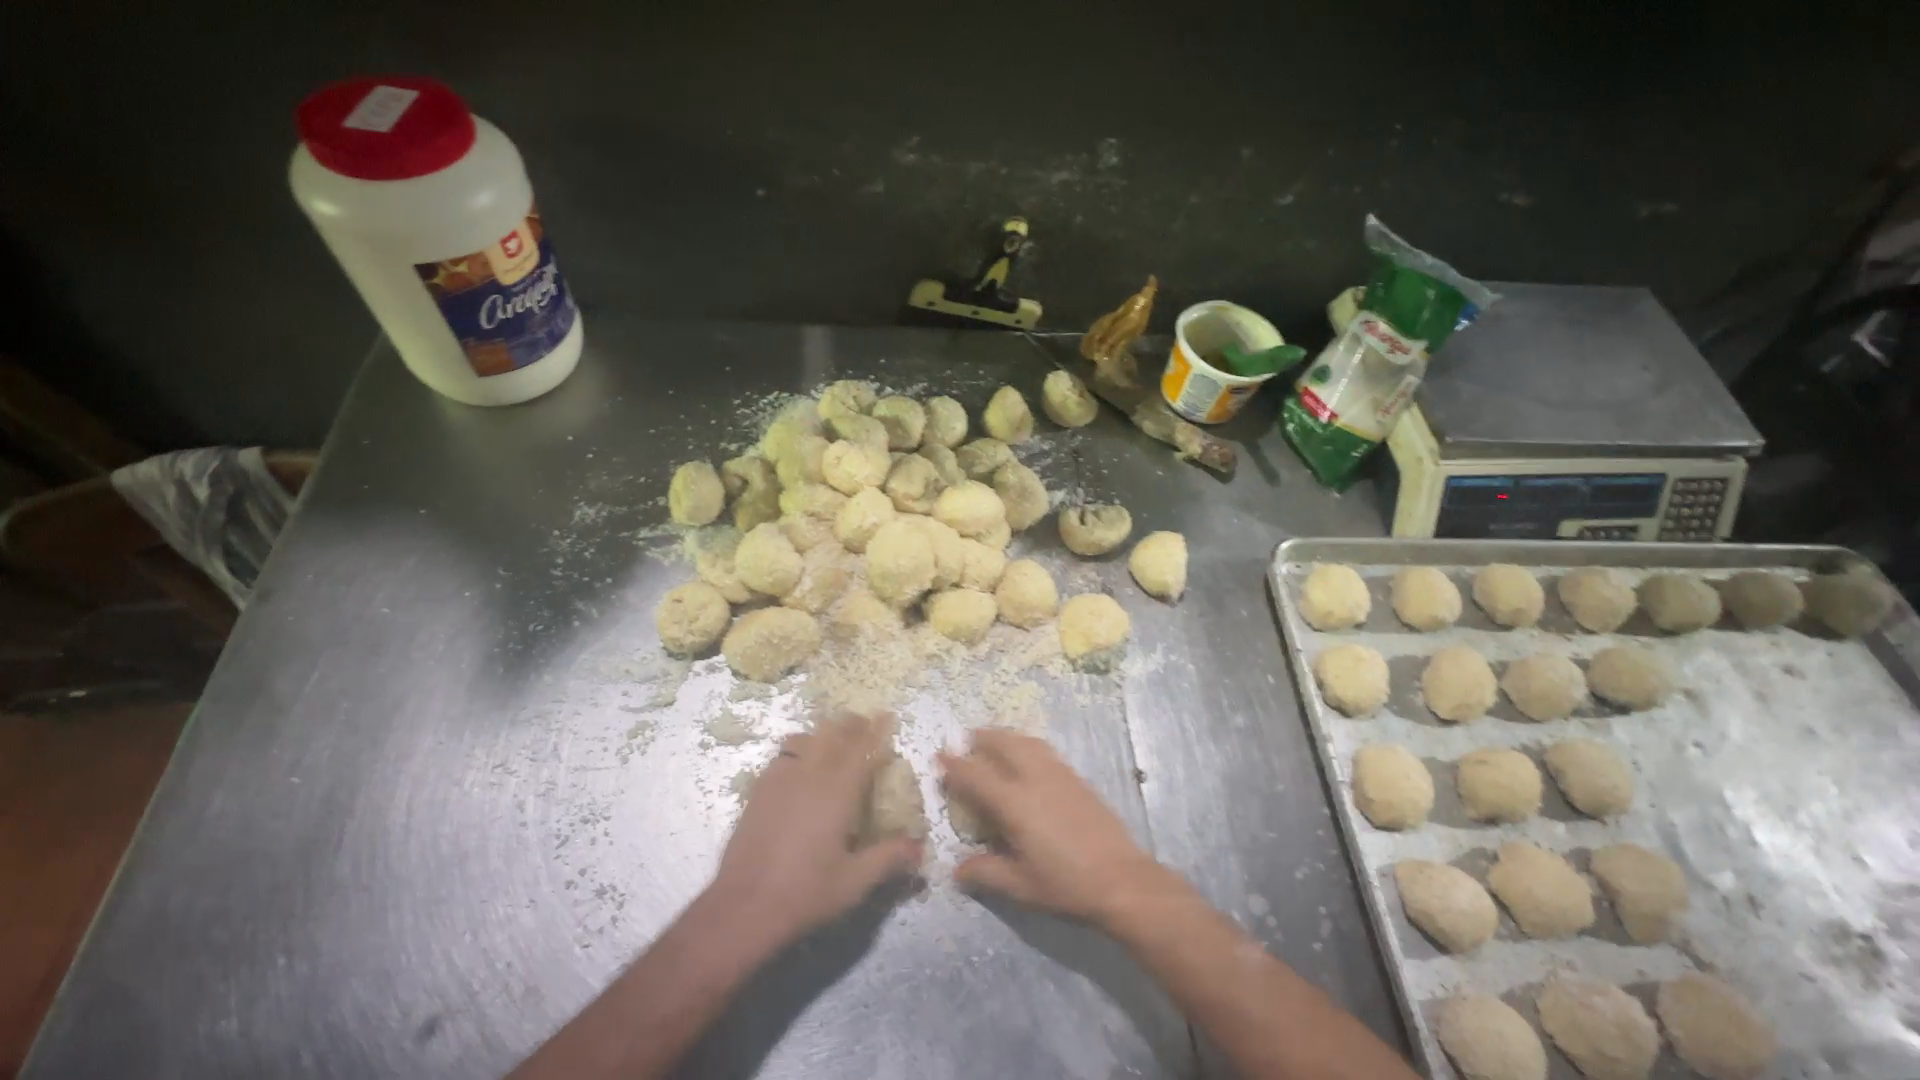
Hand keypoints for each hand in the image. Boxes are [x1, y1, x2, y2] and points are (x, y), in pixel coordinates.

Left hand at [709, 712, 921, 945]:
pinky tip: (800, 760)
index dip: (877, 732)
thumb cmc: (804, 893)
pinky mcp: (758, 793)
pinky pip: (783, 757)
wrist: (743, 906)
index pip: (862, 751)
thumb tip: (919, 846)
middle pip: (833, 737)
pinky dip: (798, 748)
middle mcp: (809, 777)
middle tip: (865, 718)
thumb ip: (888, 858)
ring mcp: (779, 782)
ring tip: (835, 732)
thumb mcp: (854, 882)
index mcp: (837, 793)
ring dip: (824, 732)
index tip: (889, 716)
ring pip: (805, 741)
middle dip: (851, 725)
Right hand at [938, 729, 1172, 928]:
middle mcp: (1035, 780)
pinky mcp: (1079, 781)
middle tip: (967, 741)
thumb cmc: (1066, 884)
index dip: (955, 765)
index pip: (976, 775)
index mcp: (1015, 803)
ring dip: (1007, 738)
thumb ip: (986, 873)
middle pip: (1005, 744)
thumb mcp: (1020, 885)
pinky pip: (1047, 752)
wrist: (1122, 880)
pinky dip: (1029, 746)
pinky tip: (1029, 760)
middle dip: (983, 738)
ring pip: (1029, 742)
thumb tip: (958, 871)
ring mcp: (1061, 776)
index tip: (939, 757)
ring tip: (996, 743)